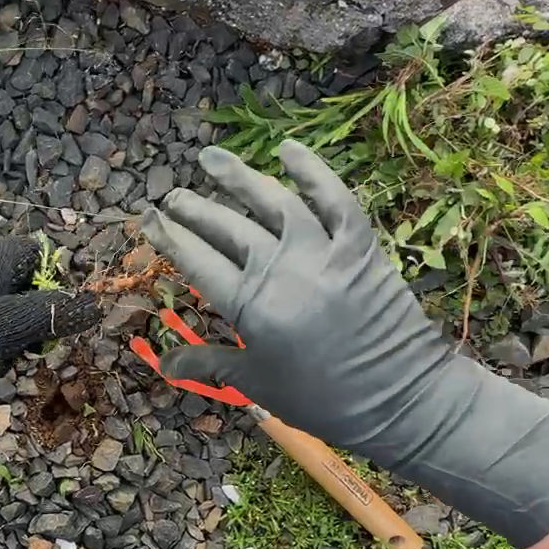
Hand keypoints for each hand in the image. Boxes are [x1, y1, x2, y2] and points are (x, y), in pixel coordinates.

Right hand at [141, 142, 548, 546]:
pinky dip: (312, 170)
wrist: (400, 399)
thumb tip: (163, 366)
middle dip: (193, 208)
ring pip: (272, 202)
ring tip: (209, 158)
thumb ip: (207, 363)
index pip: (196, 260)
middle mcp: (282, 269)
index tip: (148, 220)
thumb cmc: (320, 398)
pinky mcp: (359, 245)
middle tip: (171, 197)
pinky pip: (333, 197)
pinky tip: (286, 148)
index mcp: (251, 306)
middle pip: (226, 227)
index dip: (168, 237)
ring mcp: (323, 252)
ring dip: (238, 177)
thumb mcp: (256, 382)